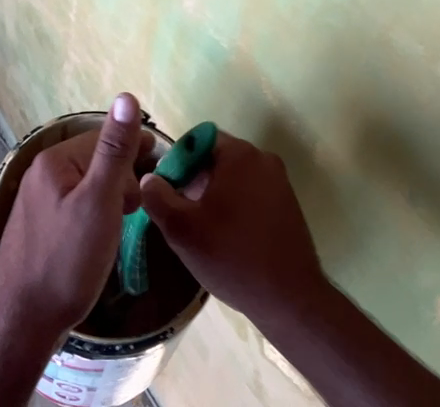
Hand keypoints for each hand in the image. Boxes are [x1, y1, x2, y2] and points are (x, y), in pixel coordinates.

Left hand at [0, 93, 152, 334]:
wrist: (25, 320)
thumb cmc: (67, 259)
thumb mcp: (100, 201)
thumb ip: (115, 150)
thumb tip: (126, 97)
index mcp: (54, 162)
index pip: (102, 139)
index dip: (133, 149)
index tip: (160, 163)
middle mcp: (40, 176)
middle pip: (92, 161)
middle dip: (122, 175)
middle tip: (141, 205)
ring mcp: (36, 204)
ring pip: (84, 186)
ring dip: (110, 196)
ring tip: (126, 221)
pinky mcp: (39, 230)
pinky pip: (74, 208)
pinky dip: (95, 214)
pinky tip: (102, 238)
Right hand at [137, 131, 325, 320]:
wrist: (289, 299)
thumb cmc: (231, 256)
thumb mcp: (180, 228)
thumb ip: (157, 196)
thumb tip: (150, 179)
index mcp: (239, 154)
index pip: (197, 139)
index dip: (177, 161)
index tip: (167, 190)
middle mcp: (263, 159)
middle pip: (217, 157)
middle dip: (194, 179)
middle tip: (180, 212)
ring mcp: (280, 182)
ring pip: (234, 178)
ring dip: (214, 195)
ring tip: (201, 228)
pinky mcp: (288, 206)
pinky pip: (252, 194)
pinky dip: (235, 207)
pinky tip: (226, 238)